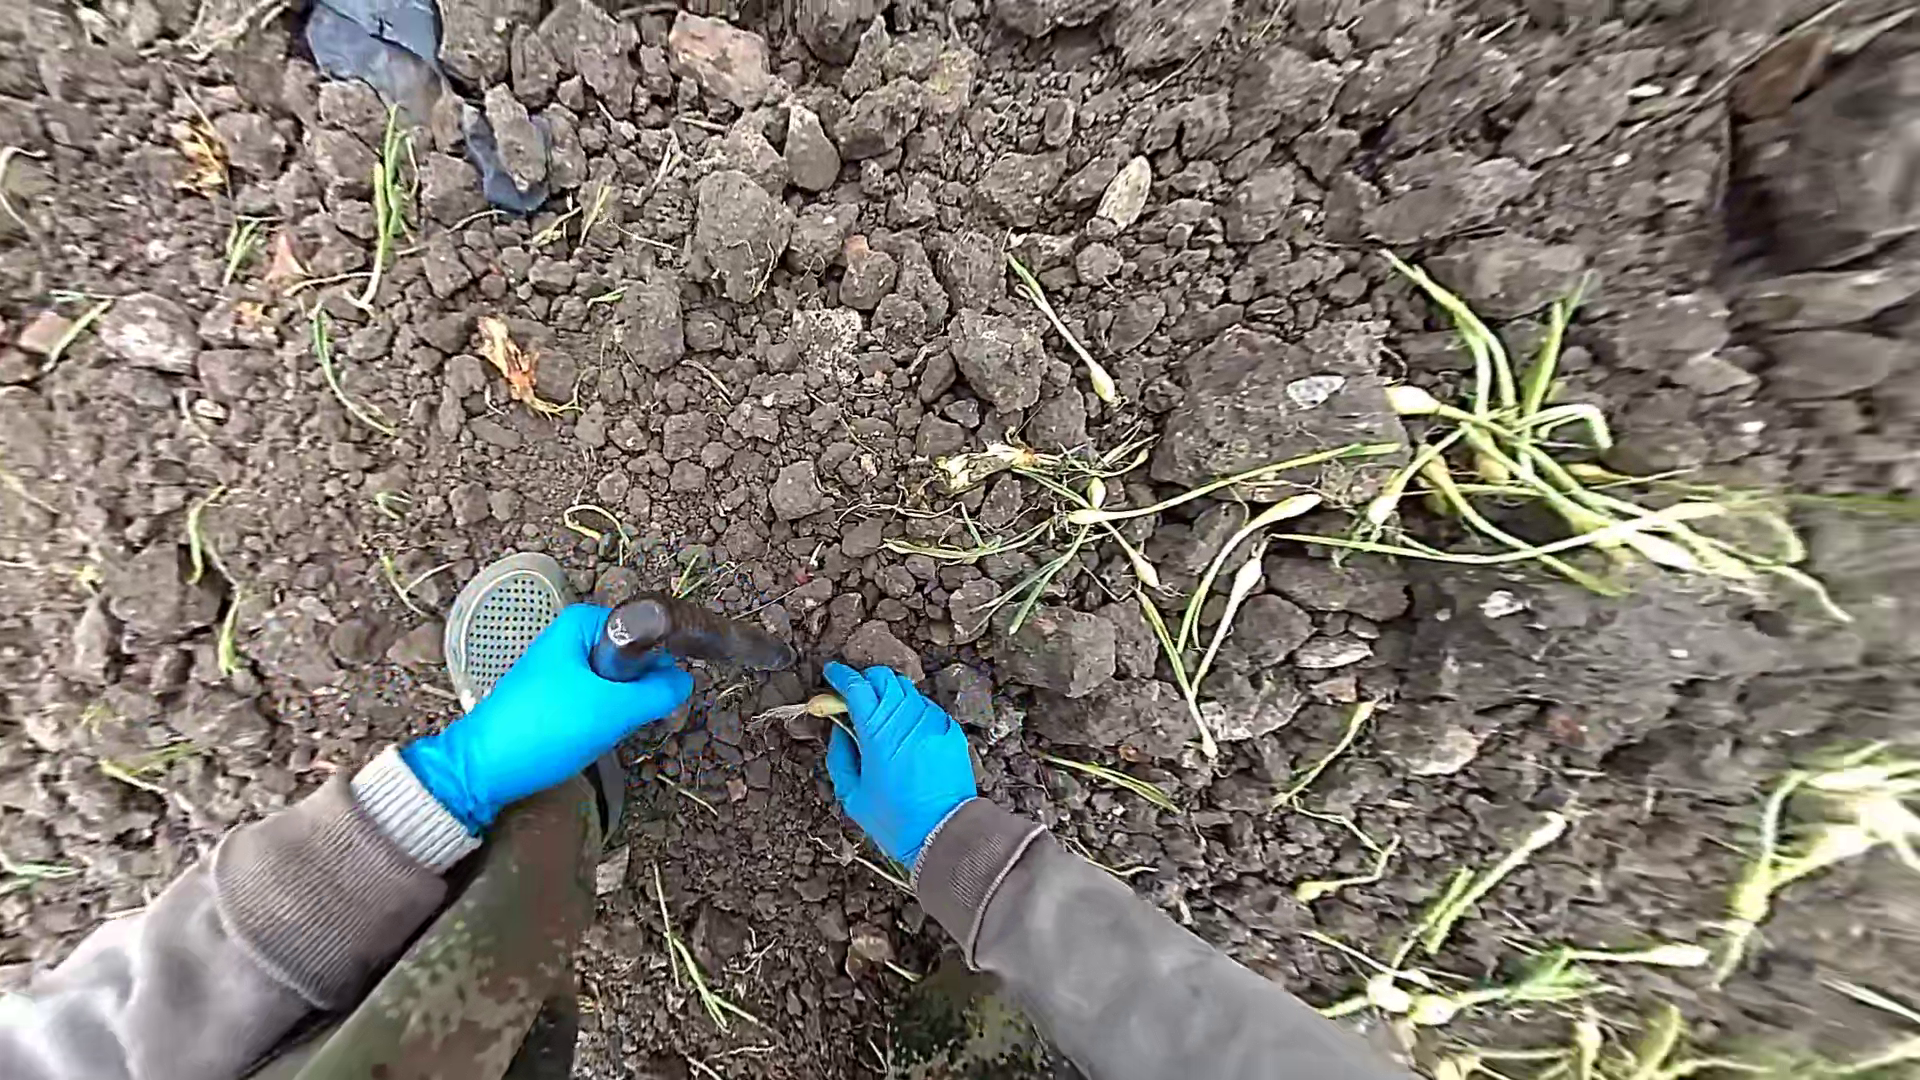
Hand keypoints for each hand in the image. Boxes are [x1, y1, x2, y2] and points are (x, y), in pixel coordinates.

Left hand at [403, 604, 692, 829]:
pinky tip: (600, 731)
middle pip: (635, 656)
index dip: (660, 662)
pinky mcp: (557, 692)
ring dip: (628, 702)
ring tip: (616, 725)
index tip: (661, 691)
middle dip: (643, 686)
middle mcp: (572, 635)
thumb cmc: (546, 729)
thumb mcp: (616, 709)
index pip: (647, 631)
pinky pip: (602, 693)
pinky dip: (609, 711)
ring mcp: (564, 665)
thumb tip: (685, 681)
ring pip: (621, 678)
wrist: (478, 774)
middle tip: (638, 712)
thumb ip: (661, 692)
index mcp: (583, 622)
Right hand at [824, 662, 975, 869]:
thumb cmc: (896, 820)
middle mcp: (906, 718)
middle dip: (865, 679)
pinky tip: (905, 728)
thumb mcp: (853, 794)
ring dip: (889, 693)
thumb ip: (840, 755)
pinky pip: (925, 706)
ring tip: (881, 713)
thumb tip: (838, 728)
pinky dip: (910, 708)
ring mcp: (931, 720)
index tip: (832, 672)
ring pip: (906, 689)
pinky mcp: (949, 728)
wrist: (945, 832)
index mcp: (878, 732)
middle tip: (855, 693)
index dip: (840, 675)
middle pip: (883, 677)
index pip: (856, 686)